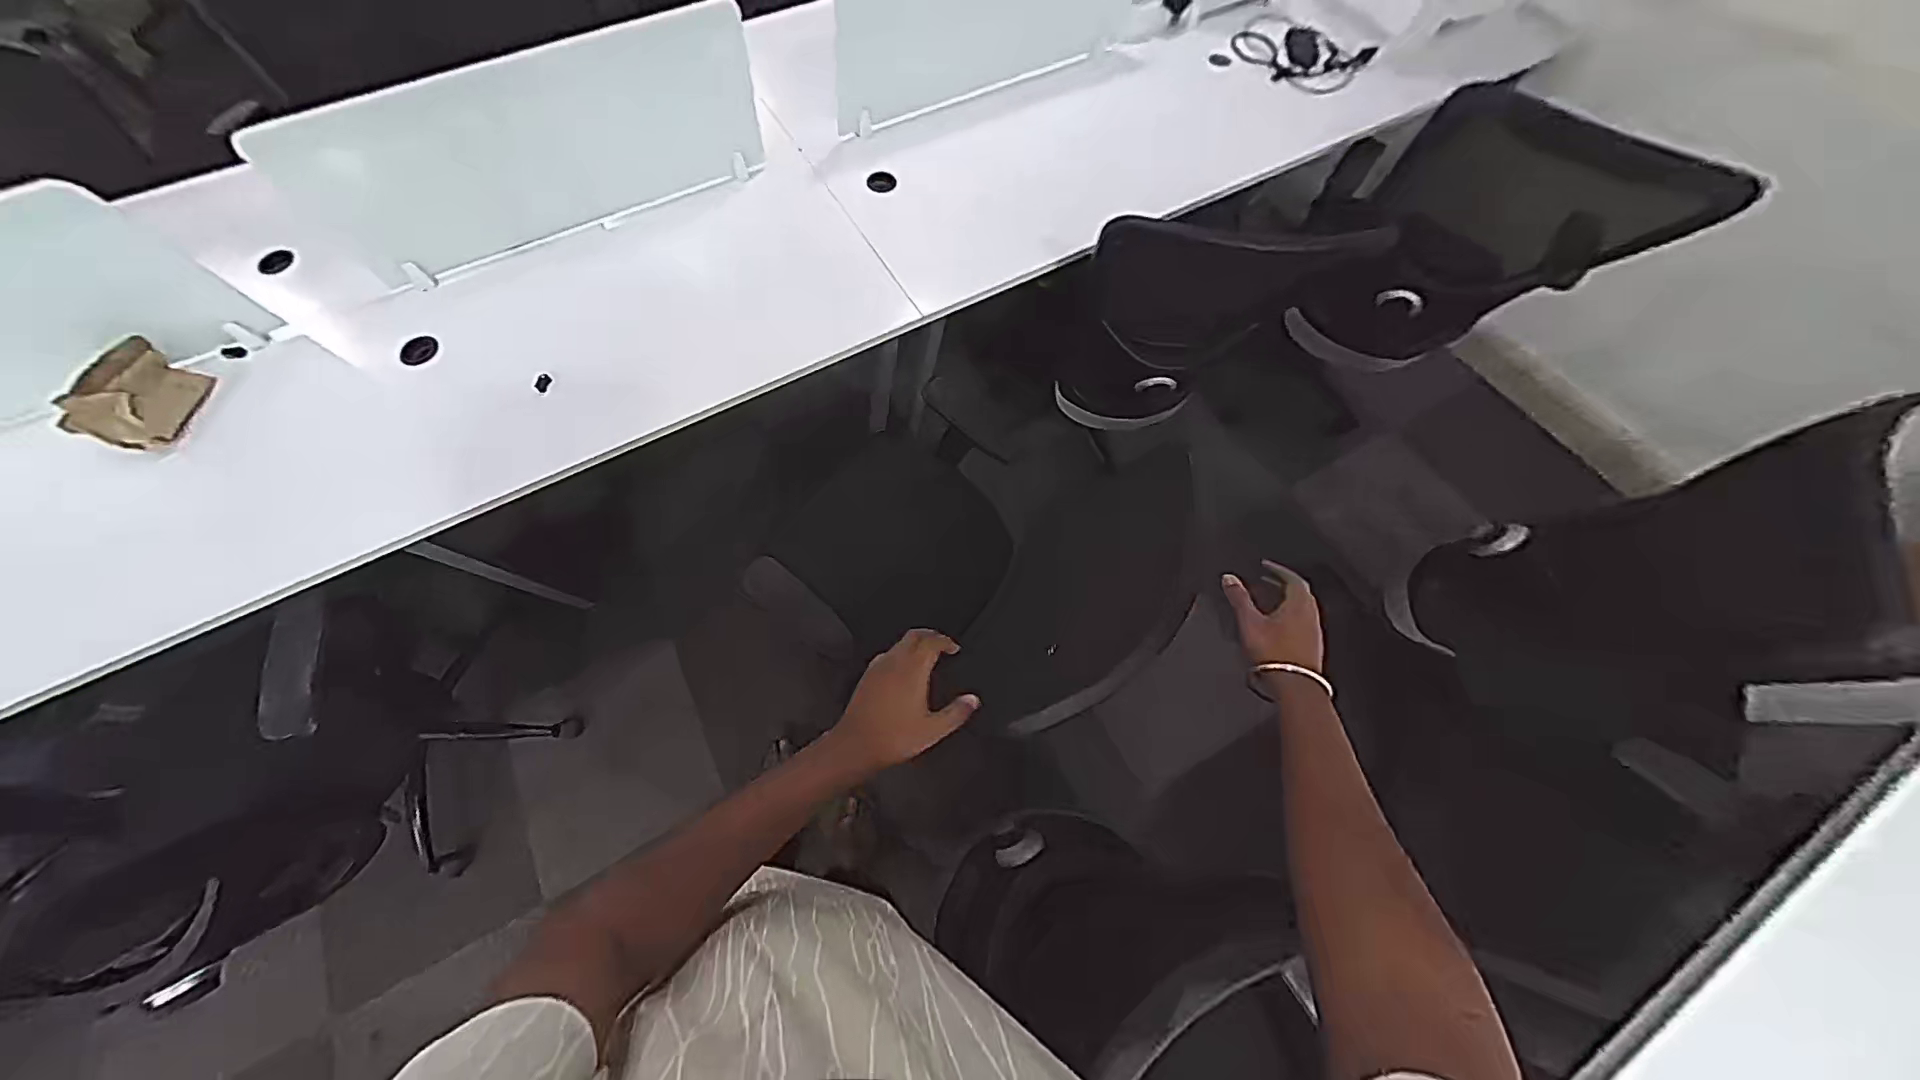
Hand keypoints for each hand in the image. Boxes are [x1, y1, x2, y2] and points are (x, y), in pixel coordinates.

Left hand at [822, 629, 978, 774]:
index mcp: (912, 670)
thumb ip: (956, 713)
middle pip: (914, 635)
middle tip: (941, 643)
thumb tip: (972, 701)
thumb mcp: (933, 730)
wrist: (855, 746)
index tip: (953, 647)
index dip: (946, 641)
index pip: (932, 642)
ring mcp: (877, 668)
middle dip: (930, 635)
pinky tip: (901, 670)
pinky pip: (886, 655)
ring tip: (925, 655)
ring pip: (899, 644)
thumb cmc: (891, 738)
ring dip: (915, 643)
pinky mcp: (866, 676)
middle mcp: (894, 663)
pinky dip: (899, 655)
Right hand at [1222, 561, 1324, 671]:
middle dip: (1282, 583)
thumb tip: (1229, 579)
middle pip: (1300, 592)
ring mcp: (1314, 631)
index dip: (1278, 569)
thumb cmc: (1275, 654)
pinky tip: (1277, 624)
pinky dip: (1290, 615)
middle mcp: (1310, 615)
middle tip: (1267, 580)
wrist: (1294, 685)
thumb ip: (1239, 598)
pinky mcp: (1312, 645)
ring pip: (1302, 607)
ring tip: (1269, 600)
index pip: (1292, 578)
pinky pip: (1303, 622)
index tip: (1267, 566)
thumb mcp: (1249, 621)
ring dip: (1287, 599)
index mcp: (1298, 604)